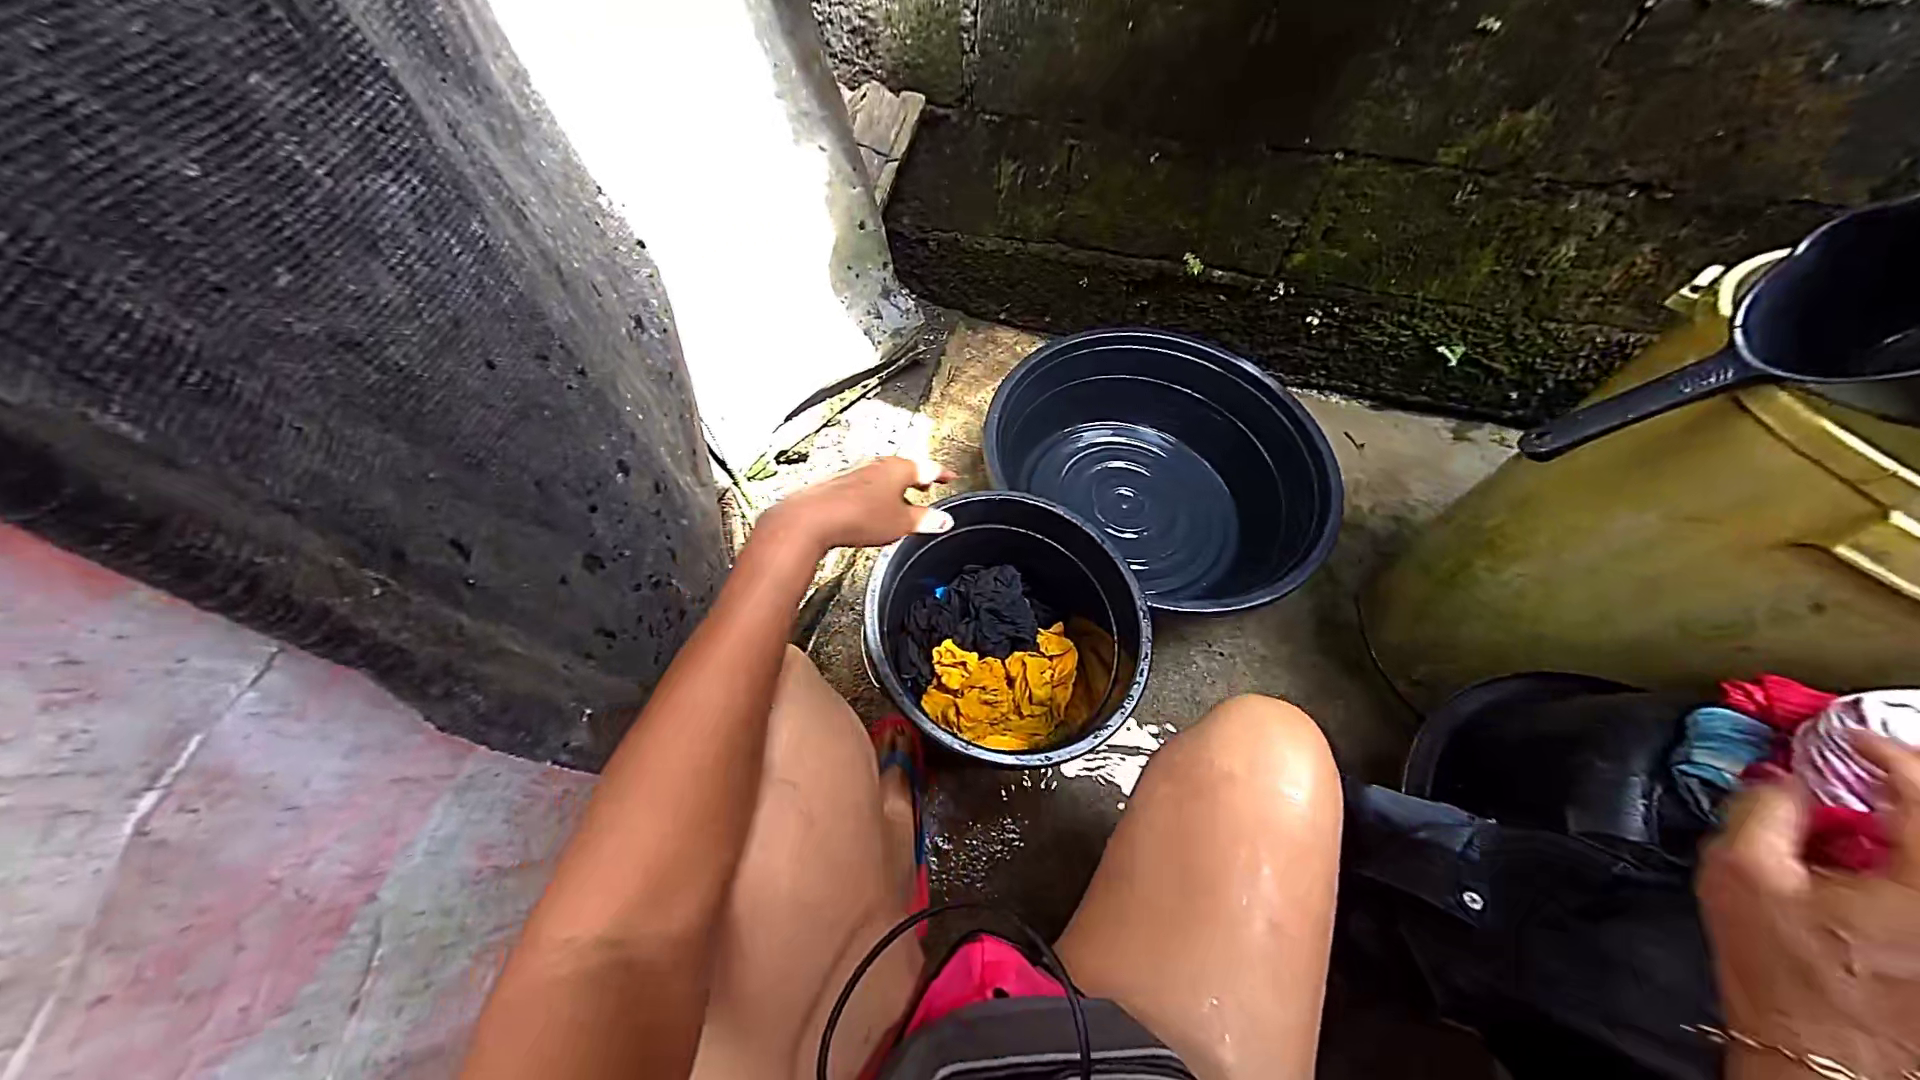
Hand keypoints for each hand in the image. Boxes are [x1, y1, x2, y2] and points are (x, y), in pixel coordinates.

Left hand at [755, 456, 955, 554]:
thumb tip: (944, 520)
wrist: (811, 518)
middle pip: (905, 469)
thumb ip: (926, 520)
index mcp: (899, 468)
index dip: (942, 474)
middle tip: (928, 485)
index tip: (950, 476)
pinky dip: (876, 495)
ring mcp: (856, 473)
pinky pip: (865, 487)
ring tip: (901, 501)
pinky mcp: (838, 485)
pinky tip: (872, 510)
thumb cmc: (857, 516)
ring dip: (895, 488)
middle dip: (918, 479)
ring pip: (883, 477)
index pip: (929, 468)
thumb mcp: (902, 523)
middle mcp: (877, 465)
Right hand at [1697, 735, 1919, 1078]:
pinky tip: (1880, 853)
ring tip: (1874, 809)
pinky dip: (1906, 850)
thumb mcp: (1742, 871)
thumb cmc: (1778, 959)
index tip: (1854, 738)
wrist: (1822, 1046)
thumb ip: (1763, 811)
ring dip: (1909, 822)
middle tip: (1873, 768)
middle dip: (1912, 790)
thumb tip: (1784, 775)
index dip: (1891, 756)